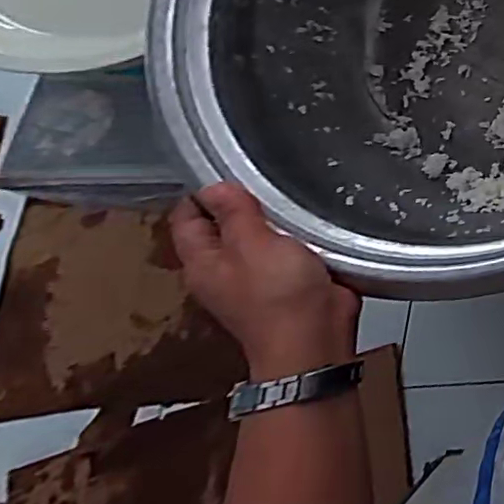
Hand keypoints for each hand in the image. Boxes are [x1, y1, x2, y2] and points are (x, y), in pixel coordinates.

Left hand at [169, 182, 358, 378]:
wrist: (314, 336)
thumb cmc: (278, 293)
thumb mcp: (254, 246)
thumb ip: (236, 215)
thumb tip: (213, 188)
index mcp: (204, 262)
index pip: (189, 219)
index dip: (203, 194)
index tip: (231, 167)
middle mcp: (225, 268)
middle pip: (225, 225)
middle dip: (243, 201)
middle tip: (269, 173)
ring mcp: (257, 275)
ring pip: (259, 235)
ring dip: (275, 217)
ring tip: (294, 191)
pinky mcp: (290, 279)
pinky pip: (288, 247)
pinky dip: (297, 233)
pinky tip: (314, 220)